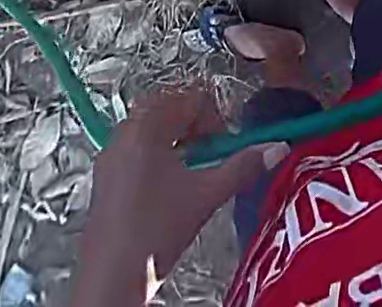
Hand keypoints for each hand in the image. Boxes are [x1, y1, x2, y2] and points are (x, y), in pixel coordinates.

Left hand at [71, 88, 285, 303]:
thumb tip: (277, 147)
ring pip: (153, 127)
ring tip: (192, 170)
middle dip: (196, 126)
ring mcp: (110, 154)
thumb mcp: (206, 195)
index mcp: (147, 126)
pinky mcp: (103, 176)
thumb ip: (243, 166)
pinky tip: (168, 186)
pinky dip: (157, 153)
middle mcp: (125, 131)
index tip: (224, 148)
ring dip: (178, 138)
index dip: (215, 119)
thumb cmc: (158, 232)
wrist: (110, 283)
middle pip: (170, 107)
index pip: (191, 99)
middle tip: (210, 154)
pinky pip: (136, 146)